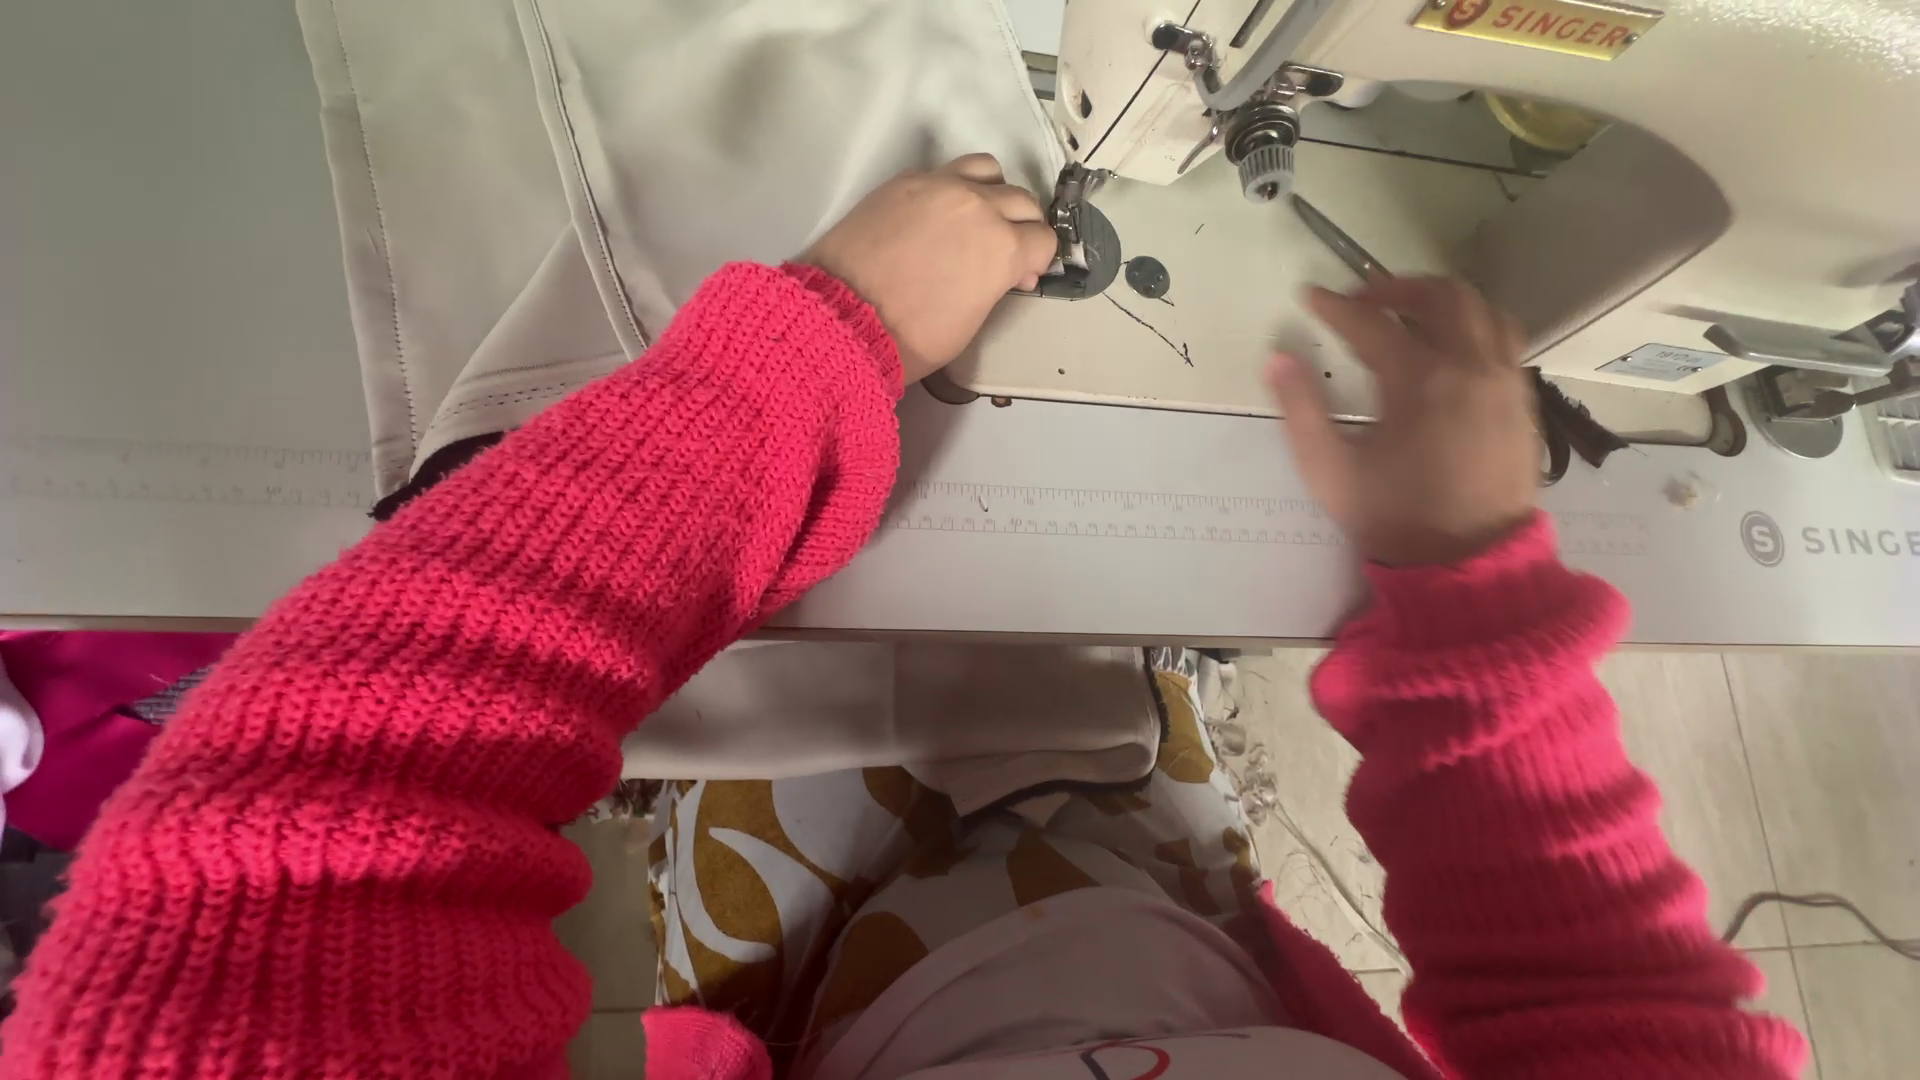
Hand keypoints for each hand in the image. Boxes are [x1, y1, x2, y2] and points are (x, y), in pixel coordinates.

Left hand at [801, 154, 1058, 382]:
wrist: (844, 318)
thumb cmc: (911, 337)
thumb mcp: (970, 322)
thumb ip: (994, 285)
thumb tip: (1003, 273)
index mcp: (1002, 247)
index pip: (1043, 240)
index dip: (1035, 262)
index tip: (1020, 278)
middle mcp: (978, 207)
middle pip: (1021, 201)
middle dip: (1021, 228)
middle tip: (1005, 252)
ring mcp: (940, 186)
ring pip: (988, 171)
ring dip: (993, 194)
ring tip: (977, 220)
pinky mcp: (905, 181)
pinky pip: (945, 172)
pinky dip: (954, 190)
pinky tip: (939, 215)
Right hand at [1266, 277, 1537, 565]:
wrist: (1467, 560)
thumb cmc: (1392, 515)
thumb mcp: (1329, 470)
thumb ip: (1301, 411)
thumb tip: (1277, 360)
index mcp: (1420, 381)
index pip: (1373, 324)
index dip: (1336, 307)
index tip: (1311, 297)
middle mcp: (1471, 367)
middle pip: (1442, 296)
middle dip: (1397, 286)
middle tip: (1362, 297)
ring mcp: (1505, 380)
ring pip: (1483, 310)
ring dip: (1442, 300)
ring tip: (1408, 314)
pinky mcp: (1521, 400)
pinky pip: (1503, 339)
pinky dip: (1471, 326)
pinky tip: (1446, 349)